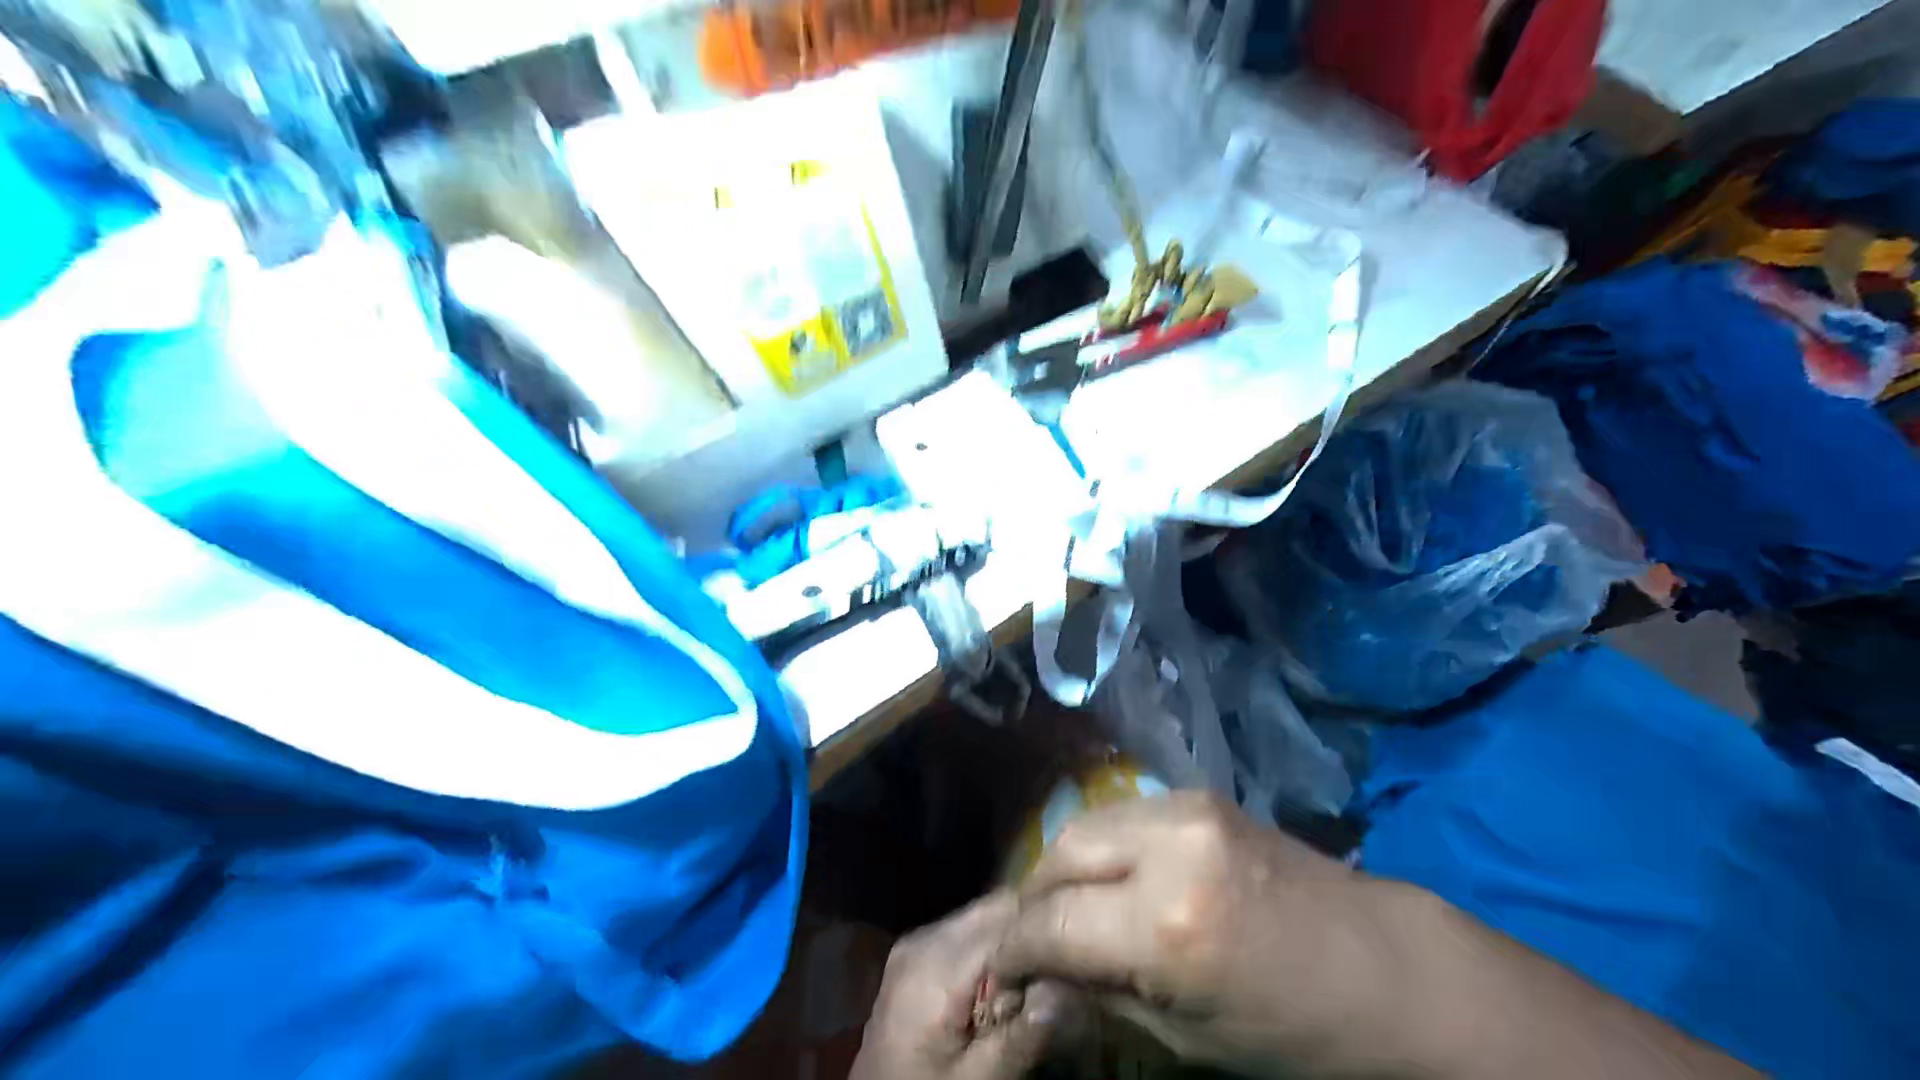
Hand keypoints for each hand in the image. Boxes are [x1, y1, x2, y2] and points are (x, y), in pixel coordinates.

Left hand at [850, 893, 1076, 1079]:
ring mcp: (916, 942)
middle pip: (993, 910)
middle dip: (1034, 927)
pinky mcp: (916, 954)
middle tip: (1072, 956)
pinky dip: (994, 945)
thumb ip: (1023, 1032)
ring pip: (982, 915)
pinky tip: (1013, 976)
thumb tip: (1074, 985)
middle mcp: (924, 937)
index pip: (1005, 919)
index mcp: (936, 964)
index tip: (1083, 946)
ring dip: (1016, 935)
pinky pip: (966, 932)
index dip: (1048, 928)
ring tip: (1048, 966)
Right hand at [988, 792, 1417, 1076]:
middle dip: (1036, 894)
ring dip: (1065, 864)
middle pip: (1062, 851)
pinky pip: (1124, 813)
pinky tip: (1110, 877)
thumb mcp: (1188, 1040)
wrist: (1387, 970)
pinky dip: (1103, 843)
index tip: (1001, 965)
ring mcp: (1186, 808)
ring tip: (1067, 905)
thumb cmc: (1293, 1029)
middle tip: (1033, 934)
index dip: (1017, 946)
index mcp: (1168, 925)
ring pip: (1087, 822)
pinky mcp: (1199, 794)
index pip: (1054, 922)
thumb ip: (1101, 998)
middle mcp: (1169, 848)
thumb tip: (1038, 978)